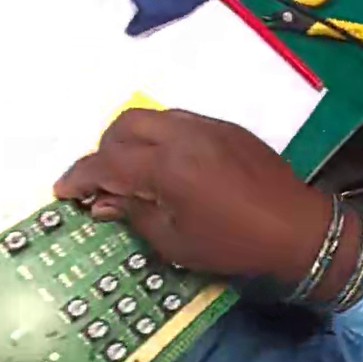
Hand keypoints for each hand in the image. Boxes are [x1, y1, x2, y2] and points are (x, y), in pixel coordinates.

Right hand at [52, 109, 332, 285]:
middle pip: (124, 126)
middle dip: (104, 151)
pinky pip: (180, 120)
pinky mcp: (227, 127)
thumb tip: (103, 202)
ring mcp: (208, 126)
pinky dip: (161, 136)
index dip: (79, 177)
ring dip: (133, 140)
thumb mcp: (177, 243)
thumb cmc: (235, 244)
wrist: (298, 227)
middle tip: (104, 183)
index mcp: (167, 167)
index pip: (106, 163)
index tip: (64, 192)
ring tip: (135, 172)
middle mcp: (183, 135)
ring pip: (153, 117)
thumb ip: (134, 215)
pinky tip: (170, 164)